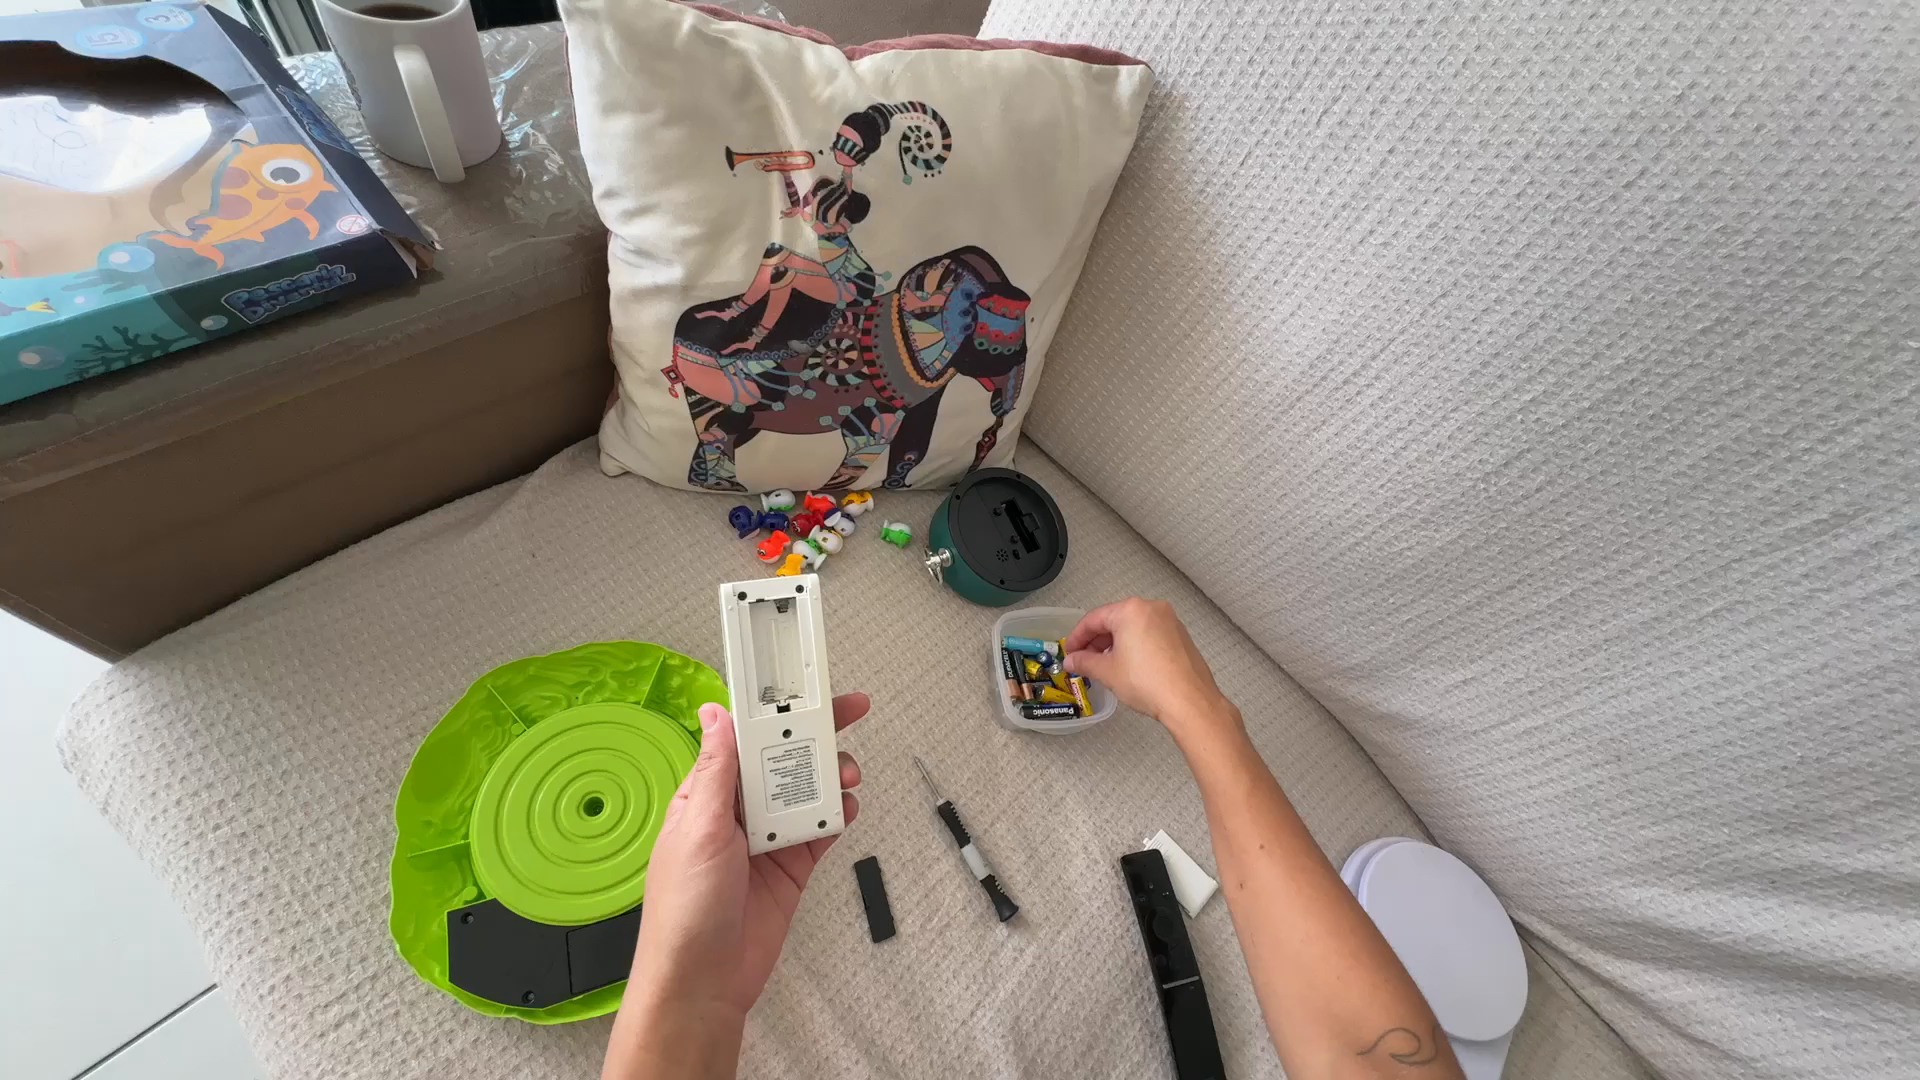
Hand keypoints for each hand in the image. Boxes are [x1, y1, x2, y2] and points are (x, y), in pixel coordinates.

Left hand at [603, 695, 864, 1079]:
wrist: (705, 984)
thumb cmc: (685, 910)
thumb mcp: (698, 829)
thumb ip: (716, 770)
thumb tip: (715, 712)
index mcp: (711, 793)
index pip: (747, 738)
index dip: (776, 709)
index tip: (804, 687)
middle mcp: (742, 809)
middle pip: (785, 756)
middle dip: (817, 732)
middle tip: (850, 709)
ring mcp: (770, 835)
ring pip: (808, 788)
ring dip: (832, 774)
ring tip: (849, 774)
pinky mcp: (794, 863)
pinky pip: (823, 826)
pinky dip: (838, 813)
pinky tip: (848, 807)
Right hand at [1063, 599, 1234, 734]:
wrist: (1189, 701)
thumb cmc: (1147, 682)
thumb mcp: (1107, 671)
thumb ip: (1084, 662)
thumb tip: (1071, 660)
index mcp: (1131, 610)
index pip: (1094, 619)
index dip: (1077, 637)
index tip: (1069, 652)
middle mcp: (1152, 608)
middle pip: (1114, 620)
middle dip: (1096, 641)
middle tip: (1084, 660)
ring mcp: (1170, 621)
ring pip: (1132, 627)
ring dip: (1115, 644)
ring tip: (1104, 666)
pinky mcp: (1180, 636)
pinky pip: (1149, 634)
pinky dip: (1134, 646)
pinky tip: (1128, 666)